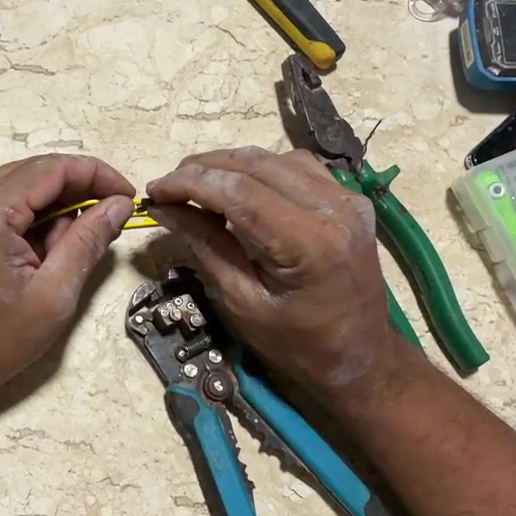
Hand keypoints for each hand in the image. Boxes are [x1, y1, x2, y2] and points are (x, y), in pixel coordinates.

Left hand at [0, 154, 134, 408]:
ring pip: (21, 186)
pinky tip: (48, 250)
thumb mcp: (53, 295)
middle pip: (35, 172)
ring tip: (77, 246)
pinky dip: (31, 218)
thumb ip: (88, 241)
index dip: (97, 175)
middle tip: (111, 223)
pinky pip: (3, 203)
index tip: (129, 197)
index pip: (52, 167)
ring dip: (56, 207)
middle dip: (79, 191)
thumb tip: (119, 204)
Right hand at [144, 147, 417, 395]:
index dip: (189, 183)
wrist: (360, 357)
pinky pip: (297, 166)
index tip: (155, 191)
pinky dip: (260, 169)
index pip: (237, 191)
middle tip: (167, 188)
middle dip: (203, 169)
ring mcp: (347, 199)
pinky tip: (238, 187)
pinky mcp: (349, 199)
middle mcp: (334, 208)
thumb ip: (205, 247)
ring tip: (195, 186)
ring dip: (229, 166)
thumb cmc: (298, 345)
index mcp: (309, 242)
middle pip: (254, 165)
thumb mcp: (241, 302)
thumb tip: (165, 209)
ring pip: (274, 158)